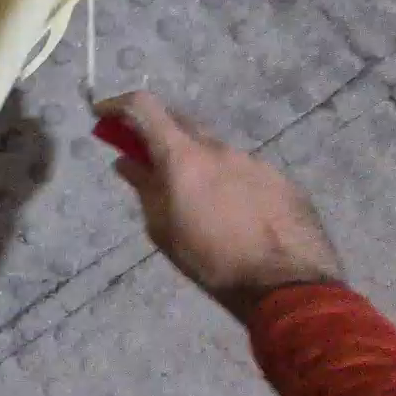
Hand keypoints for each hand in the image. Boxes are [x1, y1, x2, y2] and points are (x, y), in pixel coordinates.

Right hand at [95, 91, 341, 321]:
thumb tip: (127, 161)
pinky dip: (230, 179)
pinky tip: (236, 211)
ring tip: (200, 195)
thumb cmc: (210, 258)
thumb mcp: (161, 226)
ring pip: (216, 149)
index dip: (118, 105)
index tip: (103, 115)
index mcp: (182, 154)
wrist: (291, 290)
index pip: (143, 106)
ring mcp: (256, 163)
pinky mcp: (285, 183)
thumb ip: (143, 186)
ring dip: (198, 159)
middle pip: (180, 121)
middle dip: (159, 132)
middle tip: (150, 156)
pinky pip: (246, 170)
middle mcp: (219, 148)